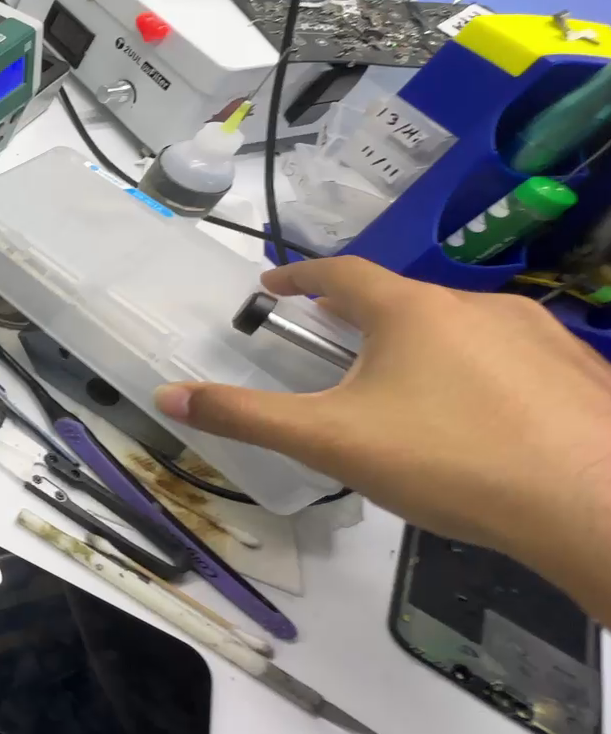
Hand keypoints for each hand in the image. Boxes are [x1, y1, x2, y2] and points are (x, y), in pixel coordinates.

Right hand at [154, 256, 610, 619]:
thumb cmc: (451, 461)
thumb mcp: (326, 440)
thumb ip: (241, 415)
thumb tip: (166, 396)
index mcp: (412, 311)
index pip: (342, 271)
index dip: (301, 275)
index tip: (273, 285)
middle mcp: (481, 309)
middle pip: (403, 298)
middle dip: (360, 313)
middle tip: (332, 337)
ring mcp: (548, 342)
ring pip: (464, 326)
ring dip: (424, 340)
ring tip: (404, 380)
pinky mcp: (592, 381)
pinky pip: (517, 360)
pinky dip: (481, 372)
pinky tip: (480, 417)